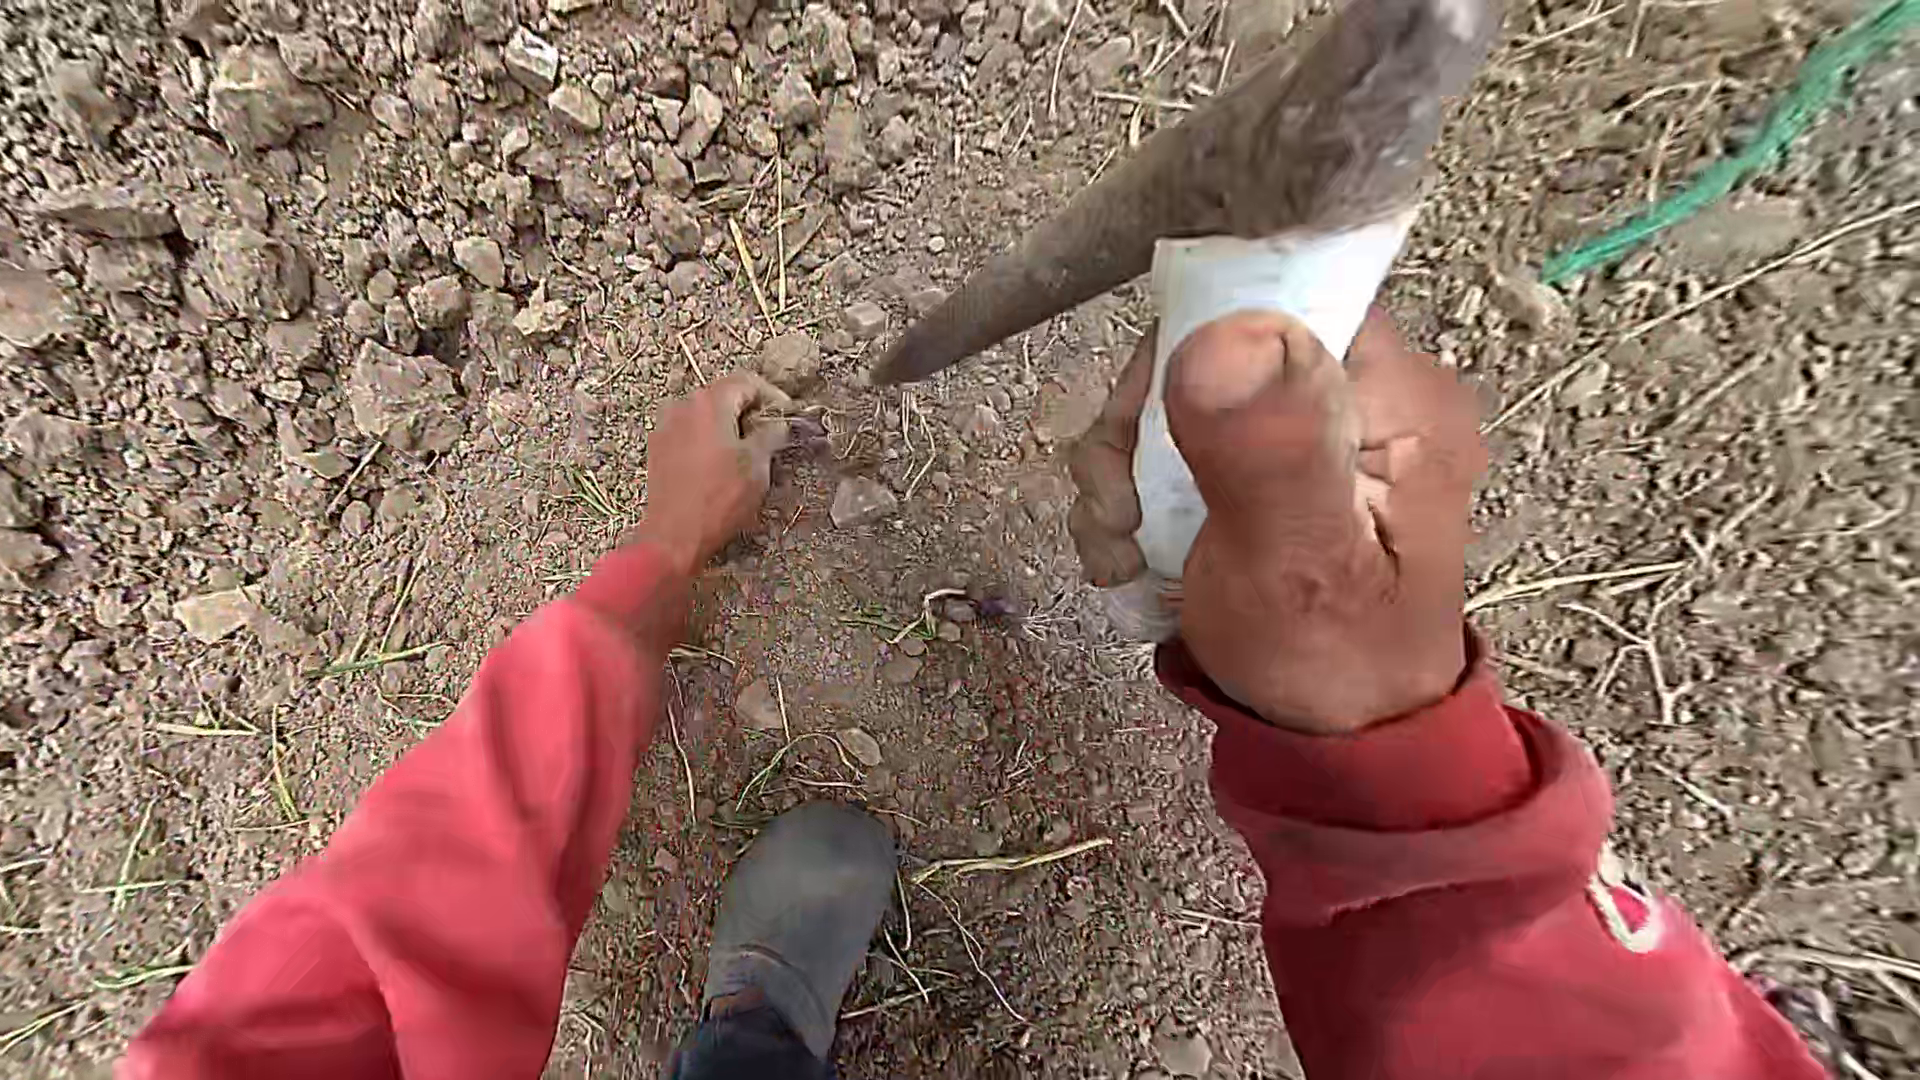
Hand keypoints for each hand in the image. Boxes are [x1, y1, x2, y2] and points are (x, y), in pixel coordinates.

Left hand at [632, 373, 791, 574]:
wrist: (675, 535)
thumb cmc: (721, 498)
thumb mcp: (757, 464)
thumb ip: (771, 435)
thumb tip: (778, 424)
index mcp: (708, 403)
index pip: (746, 382)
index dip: (772, 396)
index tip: (787, 414)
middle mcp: (682, 407)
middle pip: (723, 396)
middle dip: (750, 411)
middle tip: (773, 432)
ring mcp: (666, 428)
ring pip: (706, 416)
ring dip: (730, 426)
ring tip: (749, 451)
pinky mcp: (659, 450)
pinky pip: (691, 434)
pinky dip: (711, 440)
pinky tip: (723, 464)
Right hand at [1066, 309, 1483, 732]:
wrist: (1324, 738)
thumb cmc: (1325, 657)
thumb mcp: (1300, 562)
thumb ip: (1270, 453)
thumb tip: (1221, 336)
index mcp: (1388, 396)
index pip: (1276, 297)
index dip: (1191, 341)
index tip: (1147, 425)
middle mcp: (1334, 401)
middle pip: (1196, 356)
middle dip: (1133, 431)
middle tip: (1120, 508)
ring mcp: (1278, 442)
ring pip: (1159, 410)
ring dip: (1114, 476)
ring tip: (1117, 545)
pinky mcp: (1236, 478)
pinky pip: (1152, 458)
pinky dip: (1120, 502)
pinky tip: (1122, 554)